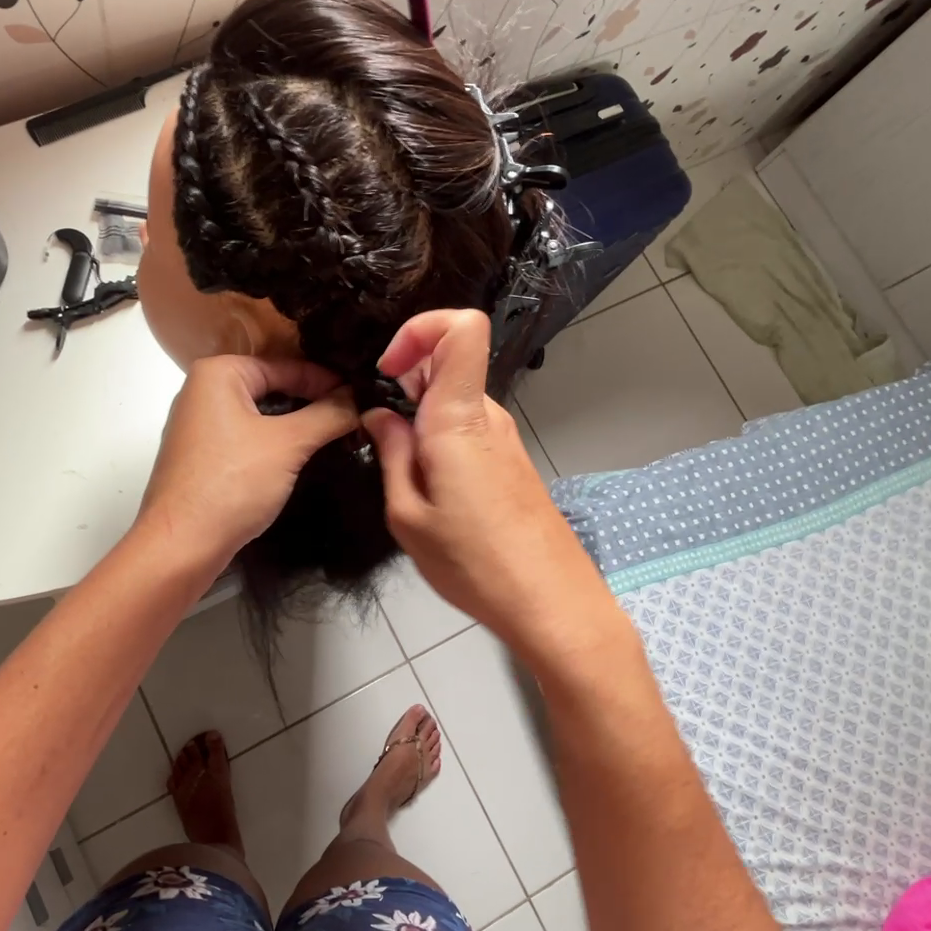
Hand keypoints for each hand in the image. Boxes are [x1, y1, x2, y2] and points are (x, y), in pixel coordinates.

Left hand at [140, 354, 357, 565]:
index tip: (362, 397)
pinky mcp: (203, 458)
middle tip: (356, 417)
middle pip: (273, 388)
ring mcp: (200, 427)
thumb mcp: (288, 445)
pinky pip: (248, 439)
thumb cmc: (232, 484)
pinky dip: (276, 445)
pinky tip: (303, 459)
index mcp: (218, 373)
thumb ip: (328, 415)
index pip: (286, 365)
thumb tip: (360, 398)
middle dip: (313, 404)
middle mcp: (203, 392)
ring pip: (261, 416)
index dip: (328, 381)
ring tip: (339, 436)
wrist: (181, 546)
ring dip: (298, 427)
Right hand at [363, 310, 614, 652]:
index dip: (420, 329)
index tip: (388, 372)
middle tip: (382, 433)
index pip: (462, 328)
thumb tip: (380, 415)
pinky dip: (440, 435)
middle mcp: (488, 416)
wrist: (550, 603)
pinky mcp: (511, 460)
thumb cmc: (472, 563)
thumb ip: (391, 454)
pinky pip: (468, 425)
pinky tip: (431, 486)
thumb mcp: (407, 516)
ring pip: (455, 397)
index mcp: (459, 419)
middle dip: (407, 380)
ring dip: (421, 414)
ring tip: (404, 471)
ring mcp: (505, 437)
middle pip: (449, 361)